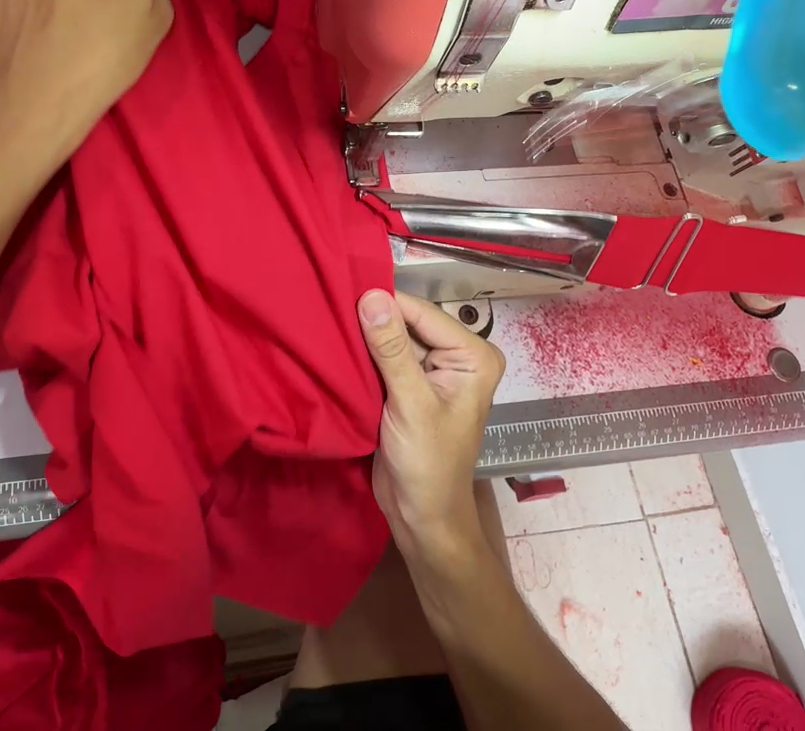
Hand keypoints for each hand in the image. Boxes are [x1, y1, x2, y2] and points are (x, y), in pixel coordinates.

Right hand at [357, 289, 506, 554]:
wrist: (421, 515)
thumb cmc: (428, 464)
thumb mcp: (410, 403)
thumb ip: (392, 350)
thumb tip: (371, 296)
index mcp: (474, 356)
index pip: (424, 314)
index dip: (385, 303)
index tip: (342, 289)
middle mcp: (459, 356)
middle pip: (410, 323)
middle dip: (374, 317)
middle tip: (331, 301)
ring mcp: (434, 371)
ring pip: (394, 339)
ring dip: (366, 335)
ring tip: (329, 317)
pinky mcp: (411, 386)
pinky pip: (386, 358)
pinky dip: (365, 354)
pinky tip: (338, 344)